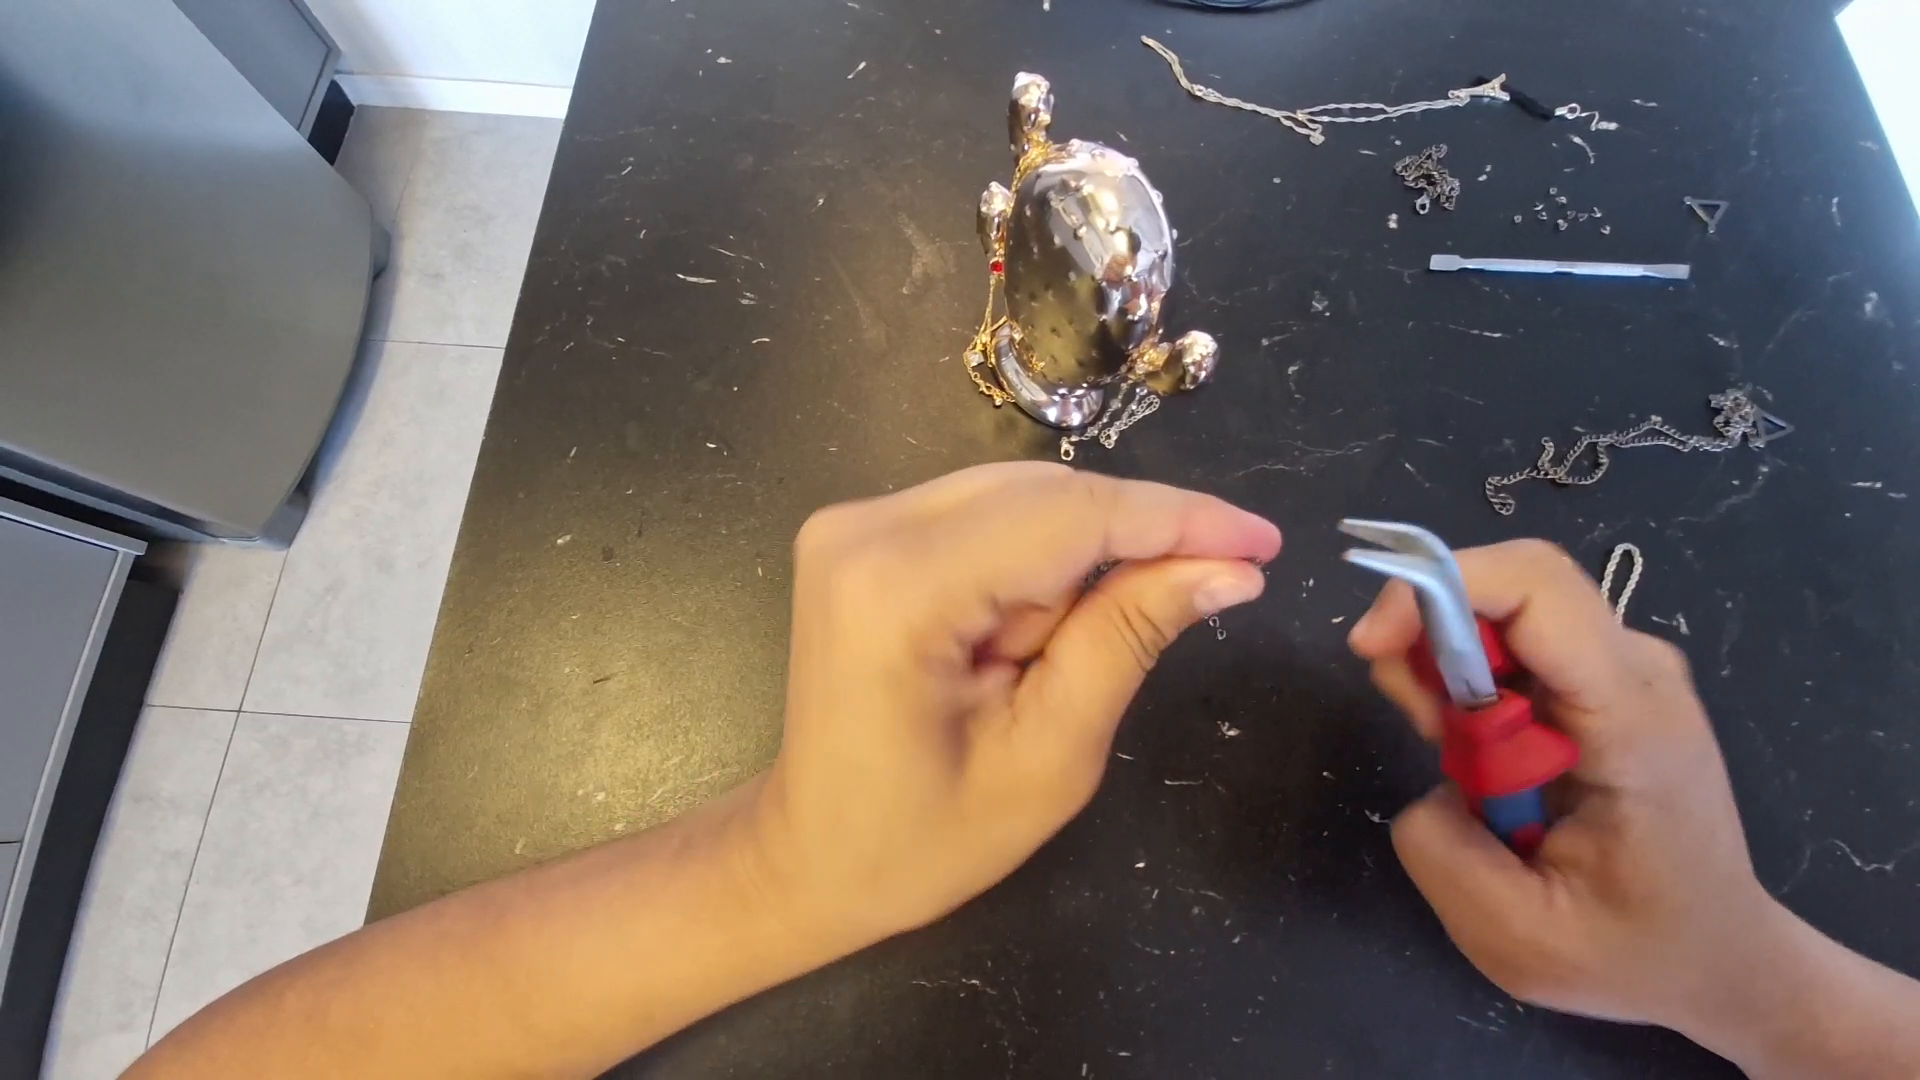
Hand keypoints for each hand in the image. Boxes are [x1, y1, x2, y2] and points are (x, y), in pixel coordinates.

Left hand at [750, 462, 1279, 946]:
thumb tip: (1225, 566)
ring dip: (1072, 561)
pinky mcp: (858, 531)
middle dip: (1128, 543)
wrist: (812, 849)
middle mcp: (864, 528)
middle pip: (1042, 493)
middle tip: (1195, 594)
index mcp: (899, 588)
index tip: (1261, 540)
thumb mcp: (1049, 753)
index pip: (1068, 517)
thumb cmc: (924, 837)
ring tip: (1053, 654)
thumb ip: (1129, 637)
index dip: (1177, 519)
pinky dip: (1029, 559)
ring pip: (1016, 497)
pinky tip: (1021, 630)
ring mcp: (852, 521)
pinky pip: (981, 514)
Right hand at [1347, 540, 1781, 1032]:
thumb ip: (1440, 852)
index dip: (1436, 588)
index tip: (1372, 646)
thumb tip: (1426, 785)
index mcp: (1633, 720)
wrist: (1720, 955)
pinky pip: (1496, 636)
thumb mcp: (1521, 940)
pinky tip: (1460, 737)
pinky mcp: (1586, 677)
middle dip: (1422, 626)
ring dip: (1432, 659)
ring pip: (1491, 607)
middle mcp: (1630, 669)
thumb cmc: (1637, 951)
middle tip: (1410, 715)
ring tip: (1439, 741)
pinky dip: (1449, 672)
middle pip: (1504, 584)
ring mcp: (1612, 668)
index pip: (1536, 589)